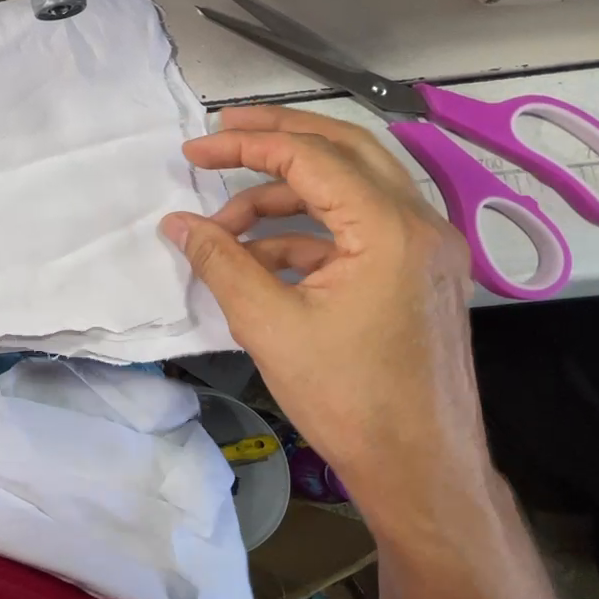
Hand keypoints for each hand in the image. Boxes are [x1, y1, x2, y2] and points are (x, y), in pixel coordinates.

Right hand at [160, 106, 490, 512]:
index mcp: (389, 229)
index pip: (310, 157)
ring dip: (283, 193)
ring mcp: (422, 250)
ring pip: (349, 186)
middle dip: (278, 135)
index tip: (192, 152)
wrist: (418, 467)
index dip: (243, 146)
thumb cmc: (345, 394)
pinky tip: (256, 258)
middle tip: (221, 130)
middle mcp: (418, 225)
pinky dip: (301, 231)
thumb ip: (218, 259)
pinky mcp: (413, 274)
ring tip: (225, 224)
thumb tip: (176, 223)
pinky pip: (352, 228)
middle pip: (345, 148)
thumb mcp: (265, 321)